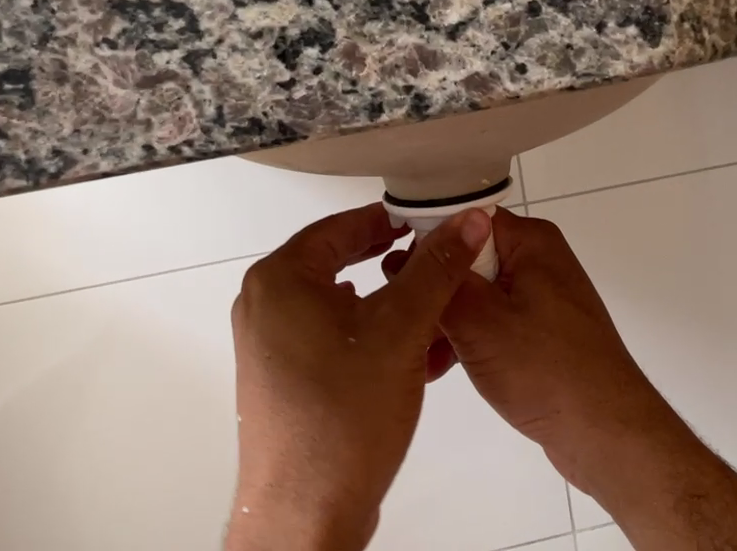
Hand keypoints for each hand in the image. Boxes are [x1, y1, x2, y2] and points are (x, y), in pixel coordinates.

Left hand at [226, 203, 491, 550]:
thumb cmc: (345, 413)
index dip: (388, 220)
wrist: (306, 516)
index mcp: (279, 279)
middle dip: (391, 262)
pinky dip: (373, 336)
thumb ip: (436, 268)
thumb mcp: (402, 328)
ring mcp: (271, 346)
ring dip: (389, 302)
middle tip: (432, 257)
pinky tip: (416, 351)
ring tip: (433, 305)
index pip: (340, 227)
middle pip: (338, 264)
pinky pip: (334, 340)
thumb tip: (471, 220)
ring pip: (340, 306)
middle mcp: (265, 305)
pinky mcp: (285, 381)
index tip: (426, 220)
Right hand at [415, 210, 736, 550]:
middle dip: (434, 291)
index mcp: (529, 240)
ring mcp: (542, 297)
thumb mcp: (478, 321)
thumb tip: (404, 253)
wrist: (607, 436)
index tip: (394, 275)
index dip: (425, 243)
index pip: (463, 220)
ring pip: (477, 294)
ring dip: (446, 321)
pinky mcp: (542, 332)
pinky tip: (440, 369)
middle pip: (468, 258)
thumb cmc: (544, 369)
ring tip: (417, 356)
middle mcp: (538, 259)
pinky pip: (493, 321)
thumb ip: (439, 280)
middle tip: (403, 322)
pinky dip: (468, 339)